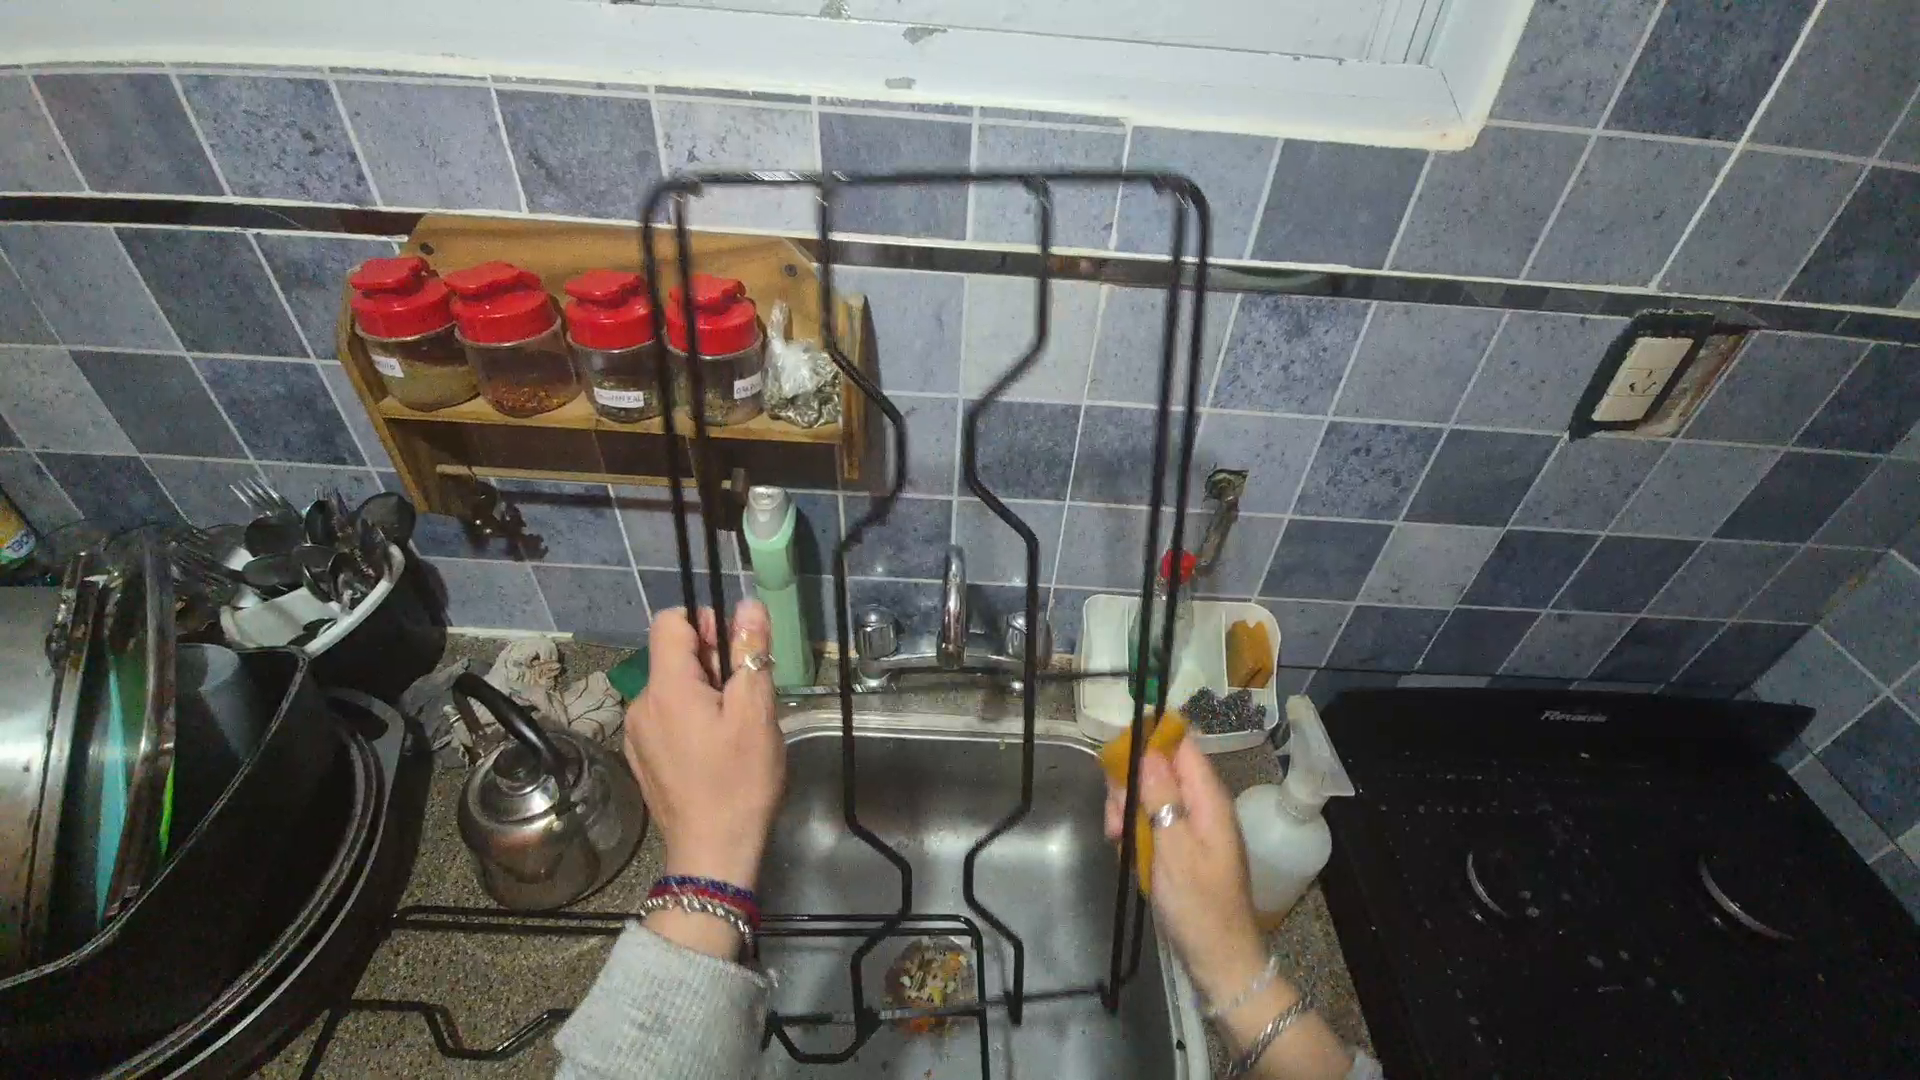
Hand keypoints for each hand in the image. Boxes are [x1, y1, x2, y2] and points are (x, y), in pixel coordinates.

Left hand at [623, 599, 784, 892]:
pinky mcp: (641, 756)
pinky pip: (666, 714)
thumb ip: (750, 653)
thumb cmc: (740, 779)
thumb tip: (748, 605)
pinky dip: (691, 716)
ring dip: (704, 691)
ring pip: (673, 686)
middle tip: (744, 697)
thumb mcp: (755, 712)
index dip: (705, 622)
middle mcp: (640, 703)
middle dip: (712, 662)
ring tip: (733, 727)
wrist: (713, 852)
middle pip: (674, 655)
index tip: (735, 652)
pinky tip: (714, 748)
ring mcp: (636, 733)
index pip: (670, 621)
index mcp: (666, 688)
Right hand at [1103, 738, 1265, 1001]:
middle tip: (1116, 817)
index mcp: (1208, 798)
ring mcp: (1190, 823)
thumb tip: (1149, 751)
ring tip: (1117, 839)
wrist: (1218, 960)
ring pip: (1148, 793)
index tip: (1118, 755)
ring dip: (1126, 810)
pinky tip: (1125, 851)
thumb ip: (1161, 797)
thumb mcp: (1174, 849)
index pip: (1181, 745)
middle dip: (1129, 784)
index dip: (1150, 740)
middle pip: (1158, 767)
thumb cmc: (1199, 905)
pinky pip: (1150, 819)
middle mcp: (1200, 803)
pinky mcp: (1178, 842)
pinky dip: (1133, 831)